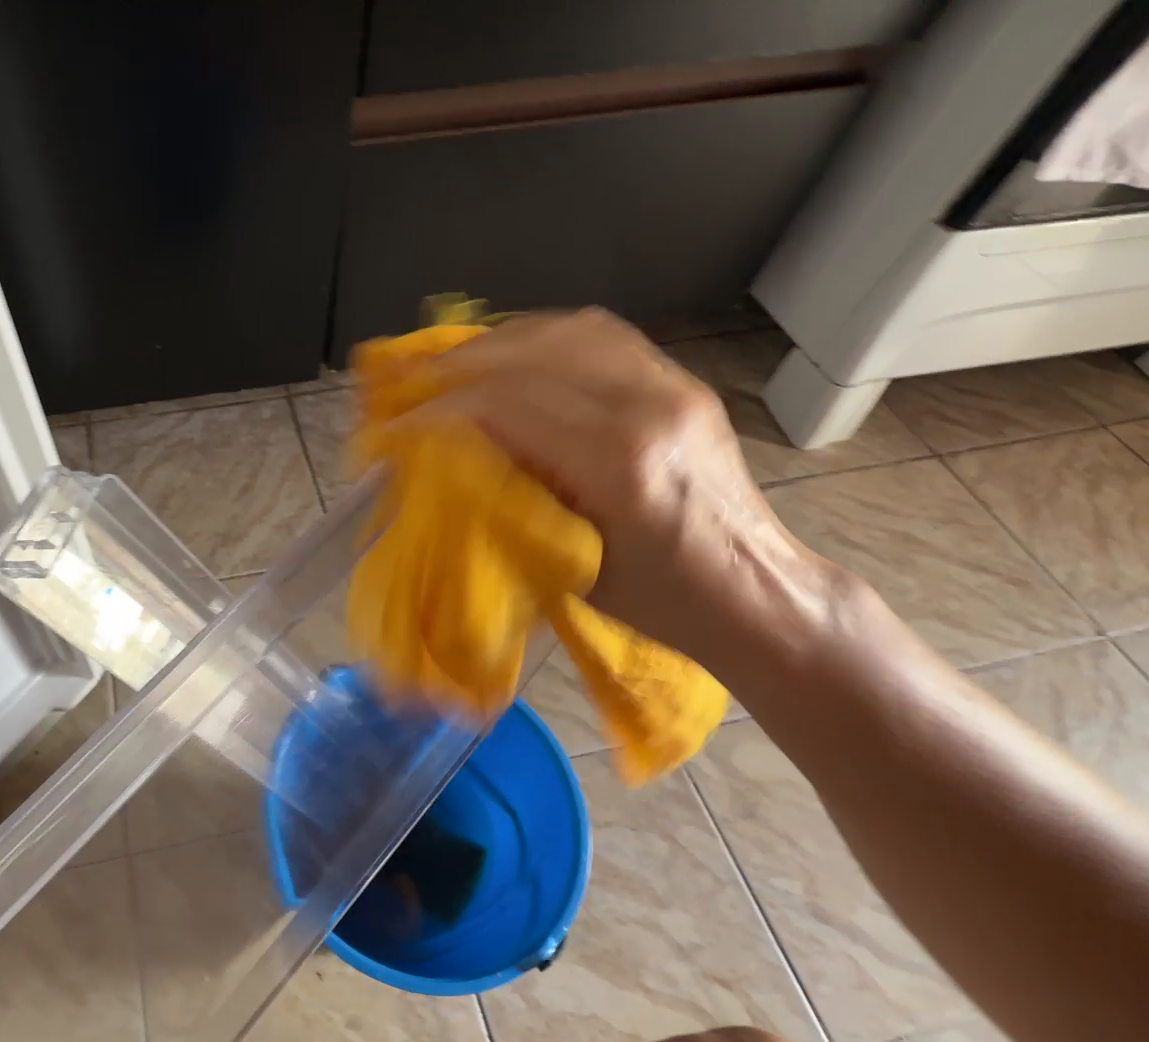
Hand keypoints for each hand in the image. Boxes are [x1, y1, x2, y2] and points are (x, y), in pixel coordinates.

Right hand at [402, 309, 841, 669]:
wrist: (753, 593)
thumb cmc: (661, 604)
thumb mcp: (569, 565)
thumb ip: (510, 502)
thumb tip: (445, 464)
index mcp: (619, 461)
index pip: (508, 403)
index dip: (439, 409)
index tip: (395, 427)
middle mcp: (648, 405)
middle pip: (532, 354)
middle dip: (457, 364)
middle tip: (407, 382)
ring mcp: (672, 384)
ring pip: (566, 331)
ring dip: (497, 343)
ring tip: (452, 364)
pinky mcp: (679, 382)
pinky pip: (599, 337)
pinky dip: (542, 339)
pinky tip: (513, 357)